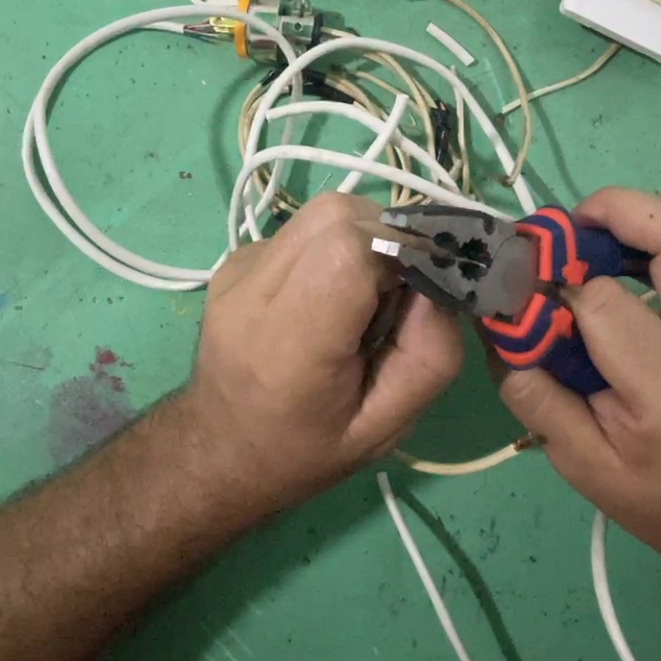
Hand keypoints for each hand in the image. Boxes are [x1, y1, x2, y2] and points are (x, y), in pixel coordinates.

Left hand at [181, 193, 462, 510]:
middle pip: (337, 215)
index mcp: (288, 344)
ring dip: (361, 238)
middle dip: (385, 239)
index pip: (348, 250)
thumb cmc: (308, 449)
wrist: (220, 449)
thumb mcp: (387, 427)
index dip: (398, 255)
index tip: (415, 293)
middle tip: (393, 293)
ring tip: (361, 294)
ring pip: (322, 211)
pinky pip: (302, 229)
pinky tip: (326, 293)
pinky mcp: (234, 257)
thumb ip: (430, 354)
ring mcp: (237, 267)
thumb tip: (440, 275)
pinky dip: (331, 247)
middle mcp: (252, 292)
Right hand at [497, 188, 660, 583]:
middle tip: (568, 230)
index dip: (558, 281)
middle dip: (614, 210)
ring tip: (599, 236)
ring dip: (645, 213)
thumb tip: (497, 316)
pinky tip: (637, 251)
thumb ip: (530, 386)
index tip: (529, 283)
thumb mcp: (578, 462)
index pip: (606, 301)